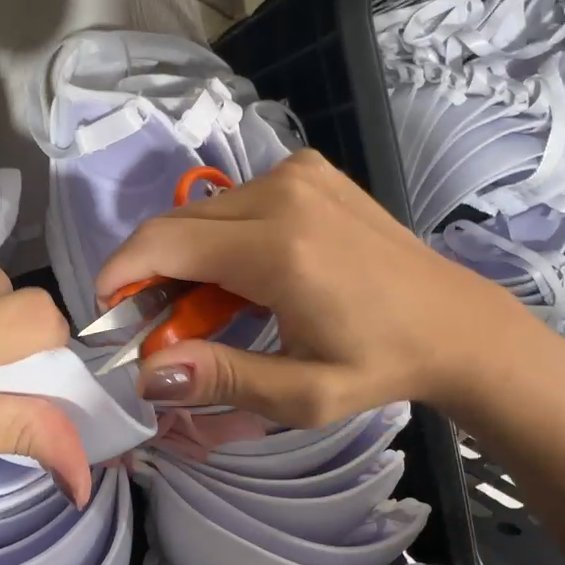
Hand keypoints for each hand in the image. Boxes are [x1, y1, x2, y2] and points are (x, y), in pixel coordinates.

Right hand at [94, 150, 525, 427]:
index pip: (163, 242)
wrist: (456, 323)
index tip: (108, 313)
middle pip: (176, 225)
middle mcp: (283, 193)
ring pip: (202, 213)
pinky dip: (219, 239)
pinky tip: (242, 276)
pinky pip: (234, 201)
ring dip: (185, 259)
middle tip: (160, 327)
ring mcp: (298, 173)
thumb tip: (146, 375)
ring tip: (208, 309)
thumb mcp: (301, 393)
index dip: (120, 274)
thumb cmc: (379, 364)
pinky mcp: (308, 170)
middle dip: (152, 275)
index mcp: (280, 248)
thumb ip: (220, 378)